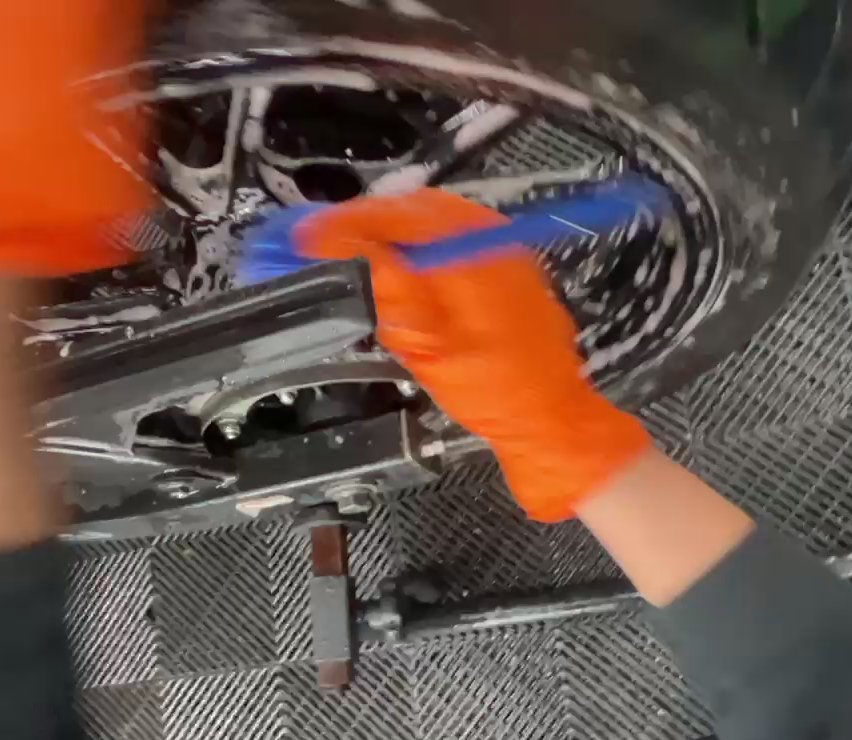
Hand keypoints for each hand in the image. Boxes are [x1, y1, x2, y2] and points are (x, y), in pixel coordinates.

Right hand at [296, 189, 652, 522]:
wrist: (550, 418)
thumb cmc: (496, 392)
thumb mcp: (427, 345)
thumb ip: (384, 287)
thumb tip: (337, 246)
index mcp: (468, 251)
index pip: (390, 216)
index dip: (339, 225)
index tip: (301, 236)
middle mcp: (489, 238)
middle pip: (410, 210)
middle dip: (361, 224)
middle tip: (318, 244)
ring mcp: (502, 250)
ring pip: (431, 222)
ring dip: (388, 234)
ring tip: (350, 255)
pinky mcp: (507, 268)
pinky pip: (453, 239)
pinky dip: (418, 247)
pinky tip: (401, 270)